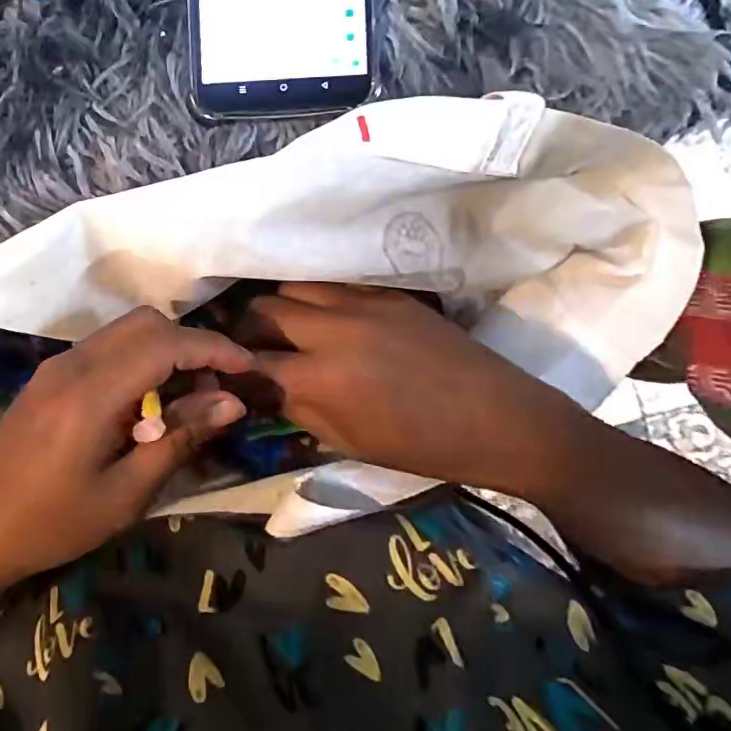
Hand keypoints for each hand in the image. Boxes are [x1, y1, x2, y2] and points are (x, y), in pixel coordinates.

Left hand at [0, 307, 252, 605]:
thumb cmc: (53, 524)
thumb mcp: (125, 494)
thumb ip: (179, 438)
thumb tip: (230, 402)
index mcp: (90, 393)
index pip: (165, 344)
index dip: (214, 349)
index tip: (249, 369)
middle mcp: (72, 363)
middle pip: (146, 322)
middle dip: (191, 343)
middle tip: (217, 389)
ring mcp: (56, 364)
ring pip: (125, 330)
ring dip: (165, 348)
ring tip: (188, 396)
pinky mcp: (48, 373)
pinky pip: (105, 346)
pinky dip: (137, 357)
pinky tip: (148, 398)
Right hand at [238, 283, 594, 497]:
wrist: (501, 419)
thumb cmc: (422, 446)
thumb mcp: (348, 441)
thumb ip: (297, 409)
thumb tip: (262, 388)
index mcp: (322, 378)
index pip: (251, 362)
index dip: (233, 371)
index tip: (228, 377)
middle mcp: (332, 329)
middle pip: (260, 311)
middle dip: (246, 331)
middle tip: (253, 350)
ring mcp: (360, 303)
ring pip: (290, 287)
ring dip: (278, 308)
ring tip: (286, 329)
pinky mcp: (384, 292)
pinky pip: (329, 283)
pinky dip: (313, 299)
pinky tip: (323, 318)